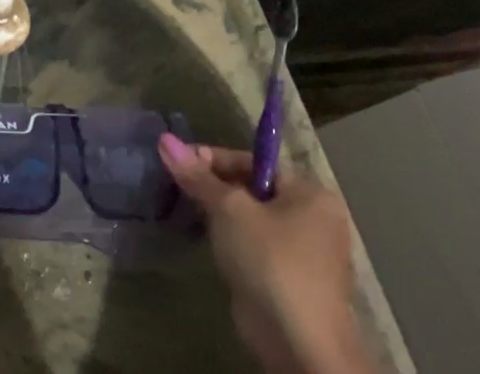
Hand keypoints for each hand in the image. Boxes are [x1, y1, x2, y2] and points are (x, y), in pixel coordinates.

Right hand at [158, 134, 375, 373]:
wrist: (297, 339)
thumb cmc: (269, 260)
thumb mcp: (228, 210)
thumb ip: (197, 175)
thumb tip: (165, 139)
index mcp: (311, 194)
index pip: (255, 161)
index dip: (214, 158)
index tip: (178, 163)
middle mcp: (314, 218)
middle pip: (253, 188)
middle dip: (215, 186)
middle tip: (178, 187)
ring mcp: (304, 251)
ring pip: (252, 218)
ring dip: (220, 214)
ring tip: (186, 210)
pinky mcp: (289, 277)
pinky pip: (254, 244)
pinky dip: (231, 239)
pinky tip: (206, 241)